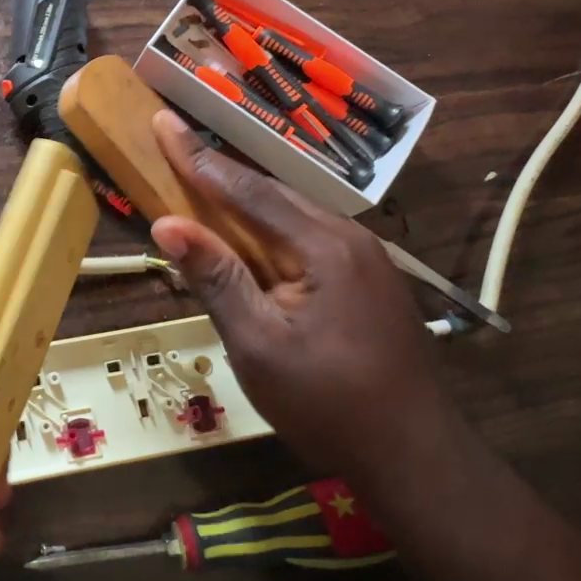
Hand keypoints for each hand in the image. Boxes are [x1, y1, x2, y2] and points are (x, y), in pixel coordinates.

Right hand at [147, 109, 457, 478]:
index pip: (246, 189)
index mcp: (323, 245)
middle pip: (272, 192)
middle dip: (219, 169)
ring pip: (292, 213)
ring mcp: (366, 258)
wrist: (417, 458)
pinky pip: (309, 235)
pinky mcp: (369, 279)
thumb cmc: (329, 405)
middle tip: (174, 144)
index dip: (197, 157)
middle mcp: (349, 237)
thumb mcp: (259, 346)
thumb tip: (166, 224)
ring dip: (244, 198)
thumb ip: (216, 279)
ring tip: (201, 181)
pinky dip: (270, 226)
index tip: (162, 122)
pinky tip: (251, 237)